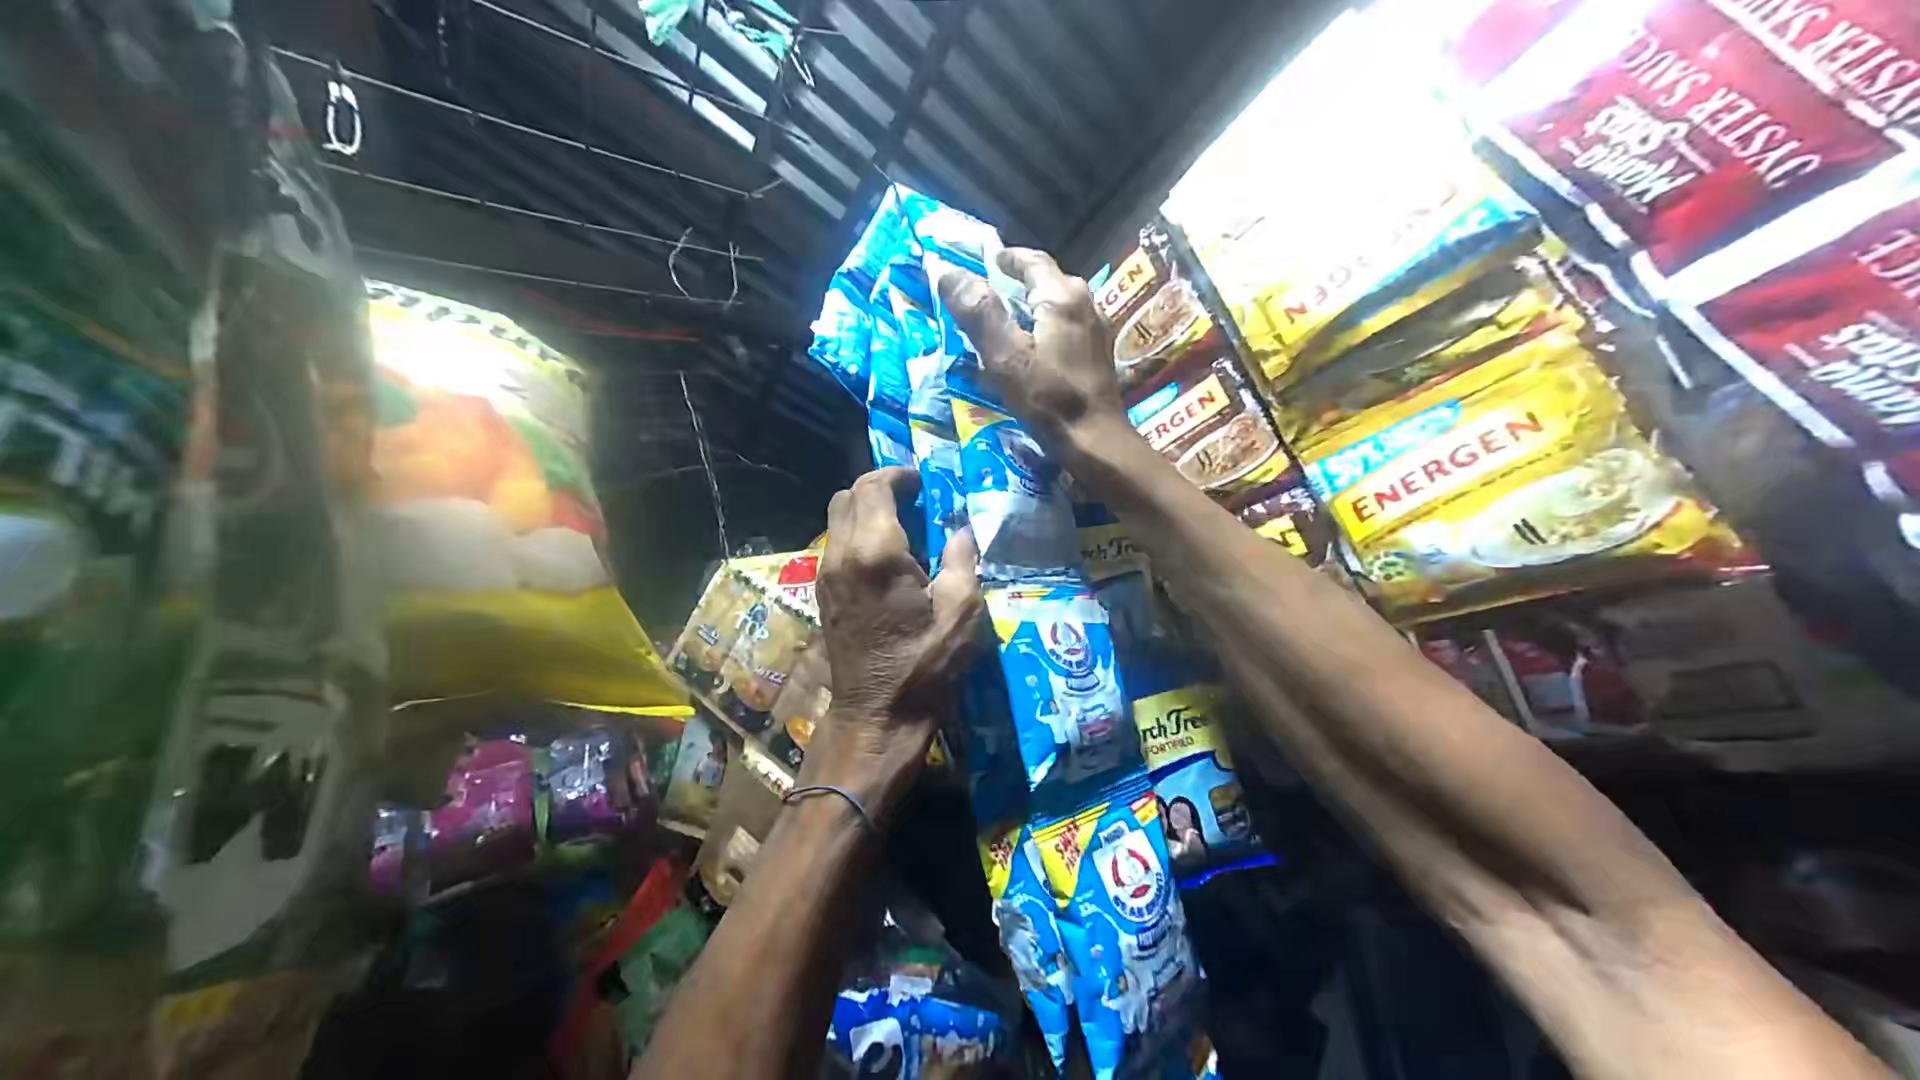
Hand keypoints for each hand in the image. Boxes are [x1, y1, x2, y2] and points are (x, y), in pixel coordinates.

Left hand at [807, 466, 981, 821]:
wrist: (876, 717)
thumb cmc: (924, 667)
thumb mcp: (960, 613)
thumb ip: (962, 560)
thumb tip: (961, 531)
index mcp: (875, 553)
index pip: (873, 487)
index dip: (899, 476)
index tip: (924, 483)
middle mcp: (841, 555)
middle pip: (847, 495)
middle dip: (879, 488)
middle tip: (914, 501)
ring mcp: (826, 575)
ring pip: (836, 519)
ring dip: (866, 511)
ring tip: (904, 527)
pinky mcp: (824, 594)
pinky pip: (836, 544)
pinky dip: (857, 534)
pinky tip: (888, 558)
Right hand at [936, 248, 1128, 453]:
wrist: (1095, 442)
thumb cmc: (1048, 399)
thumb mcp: (1005, 356)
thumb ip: (978, 312)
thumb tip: (945, 271)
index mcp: (1062, 296)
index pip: (1032, 260)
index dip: (1007, 257)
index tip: (987, 260)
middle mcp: (1085, 303)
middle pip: (1048, 281)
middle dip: (1019, 282)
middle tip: (990, 291)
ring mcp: (1095, 330)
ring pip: (1058, 305)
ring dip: (1032, 306)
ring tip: (1007, 319)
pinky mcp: (1097, 356)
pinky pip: (1066, 328)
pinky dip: (1045, 328)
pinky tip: (1033, 348)